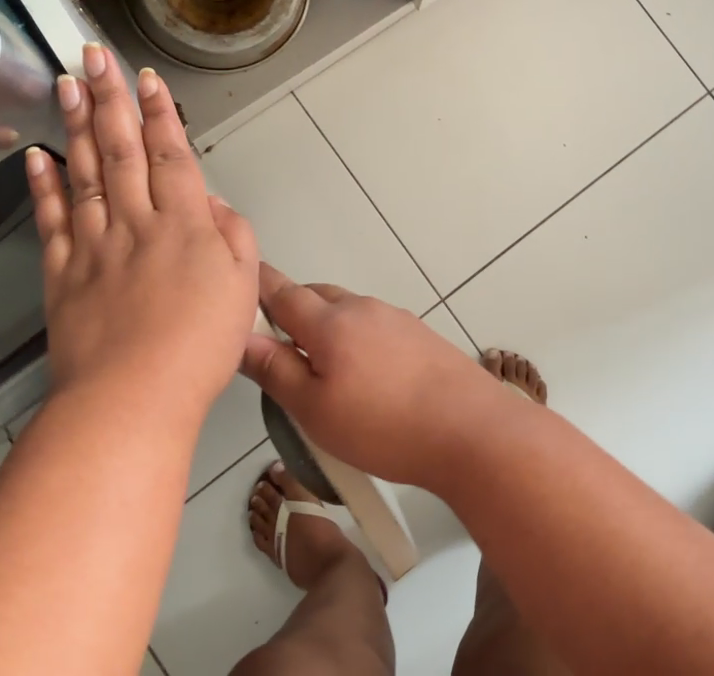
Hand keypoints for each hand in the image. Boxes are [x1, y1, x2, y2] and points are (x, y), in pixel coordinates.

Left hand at [26, 43, 258, 418]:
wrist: (131, 400)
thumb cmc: (199, 348)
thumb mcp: (243, 290)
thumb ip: (235, 239)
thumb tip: (214, 205)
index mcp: (184, 225)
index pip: (170, 155)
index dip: (158, 114)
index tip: (143, 78)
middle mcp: (135, 222)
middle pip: (120, 148)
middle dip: (109, 98)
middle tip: (92, 54)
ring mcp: (92, 245)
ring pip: (84, 172)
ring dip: (75, 125)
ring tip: (65, 84)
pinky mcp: (61, 275)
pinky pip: (50, 221)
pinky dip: (42, 186)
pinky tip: (37, 156)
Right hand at [239, 264, 518, 488]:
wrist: (472, 431)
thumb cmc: (383, 426)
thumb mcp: (314, 409)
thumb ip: (275, 370)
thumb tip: (242, 337)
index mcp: (331, 322)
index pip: (283, 292)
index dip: (259, 286)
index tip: (241, 282)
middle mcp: (365, 309)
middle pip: (318, 297)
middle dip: (293, 310)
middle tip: (278, 346)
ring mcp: (399, 320)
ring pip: (350, 314)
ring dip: (329, 328)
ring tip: (322, 371)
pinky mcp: (423, 338)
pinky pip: (377, 329)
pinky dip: (359, 341)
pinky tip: (366, 378)